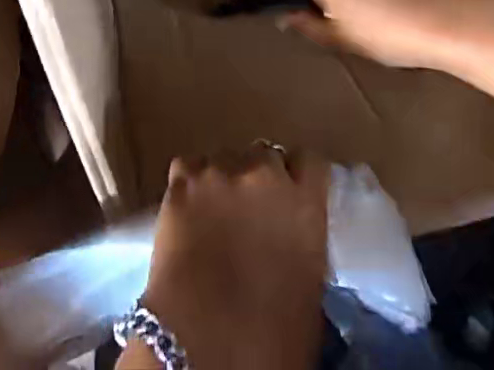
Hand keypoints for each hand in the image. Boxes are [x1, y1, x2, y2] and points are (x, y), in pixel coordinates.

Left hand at [126, 146, 329, 369]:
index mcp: (305, 204)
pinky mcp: (181, 179)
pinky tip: (189, 208)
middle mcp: (264, 175)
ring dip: (225, 178)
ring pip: (225, 158)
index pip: (312, 162)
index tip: (295, 191)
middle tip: (252, 207)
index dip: (300, 176)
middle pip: (264, 155)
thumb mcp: (310, 288)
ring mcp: (219, 172)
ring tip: (216, 210)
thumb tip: (294, 237)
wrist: (205, 339)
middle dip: (260, 176)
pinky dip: (191, 182)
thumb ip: (305, 243)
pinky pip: (190, 166)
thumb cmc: (270, 335)